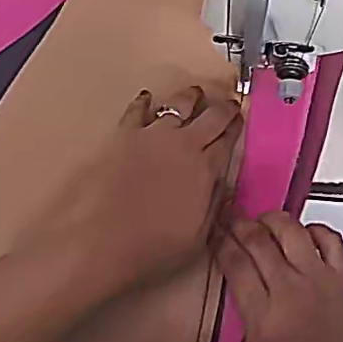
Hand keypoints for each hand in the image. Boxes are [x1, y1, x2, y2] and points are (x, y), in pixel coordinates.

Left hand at [29, 87, 241, 296]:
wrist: (103, 242)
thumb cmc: (155, 247)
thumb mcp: (199, 236)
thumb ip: (215, 203)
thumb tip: (226, 182)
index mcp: (206, 168)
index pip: (228, 138)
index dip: (236, 127)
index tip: (240, 121)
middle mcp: (185, 143)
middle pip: (212, 115)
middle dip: (225, 107)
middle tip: (229, 104)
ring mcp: (154, 134)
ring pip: (180, 102)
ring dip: (192, 97)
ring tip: (196, 95)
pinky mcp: (126, 134)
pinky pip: (139, 109)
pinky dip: (146, 101)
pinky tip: (148, 99)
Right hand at [215, 212, 342, 341]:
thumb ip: (235, 318)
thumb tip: (229, 278)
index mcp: (263, 318)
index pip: (235, 261)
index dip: (220, 241)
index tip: (212, 232)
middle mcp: (293, 292)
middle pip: (259, 239)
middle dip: (239, 224)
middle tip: (230, 220)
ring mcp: (321, 283)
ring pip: (293, 230)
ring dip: (272, 221)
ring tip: (261, 225)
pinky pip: (331, 240)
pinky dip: (314, 229)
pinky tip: (301, 236)